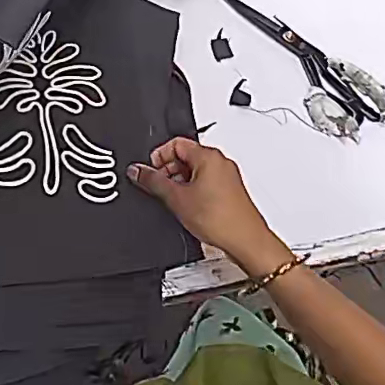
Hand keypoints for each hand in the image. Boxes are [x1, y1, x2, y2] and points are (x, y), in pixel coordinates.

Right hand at [127, 138, 288, 274]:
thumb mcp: (176, 198)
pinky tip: (189, 208)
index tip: (150, 171)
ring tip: (174, 200)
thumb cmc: (221, 219)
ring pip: (196, 170)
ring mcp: (227, 176)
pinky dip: (193, 191)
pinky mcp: (230, 191)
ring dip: (180, 182)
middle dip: (168, 170)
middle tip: (159, 186)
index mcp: (208, 156)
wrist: (246, 241)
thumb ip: (153, 182)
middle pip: (185, 156)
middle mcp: (220, 162)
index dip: (159, 156)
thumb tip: (138, 171)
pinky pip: (206, 182)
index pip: (176, 143)